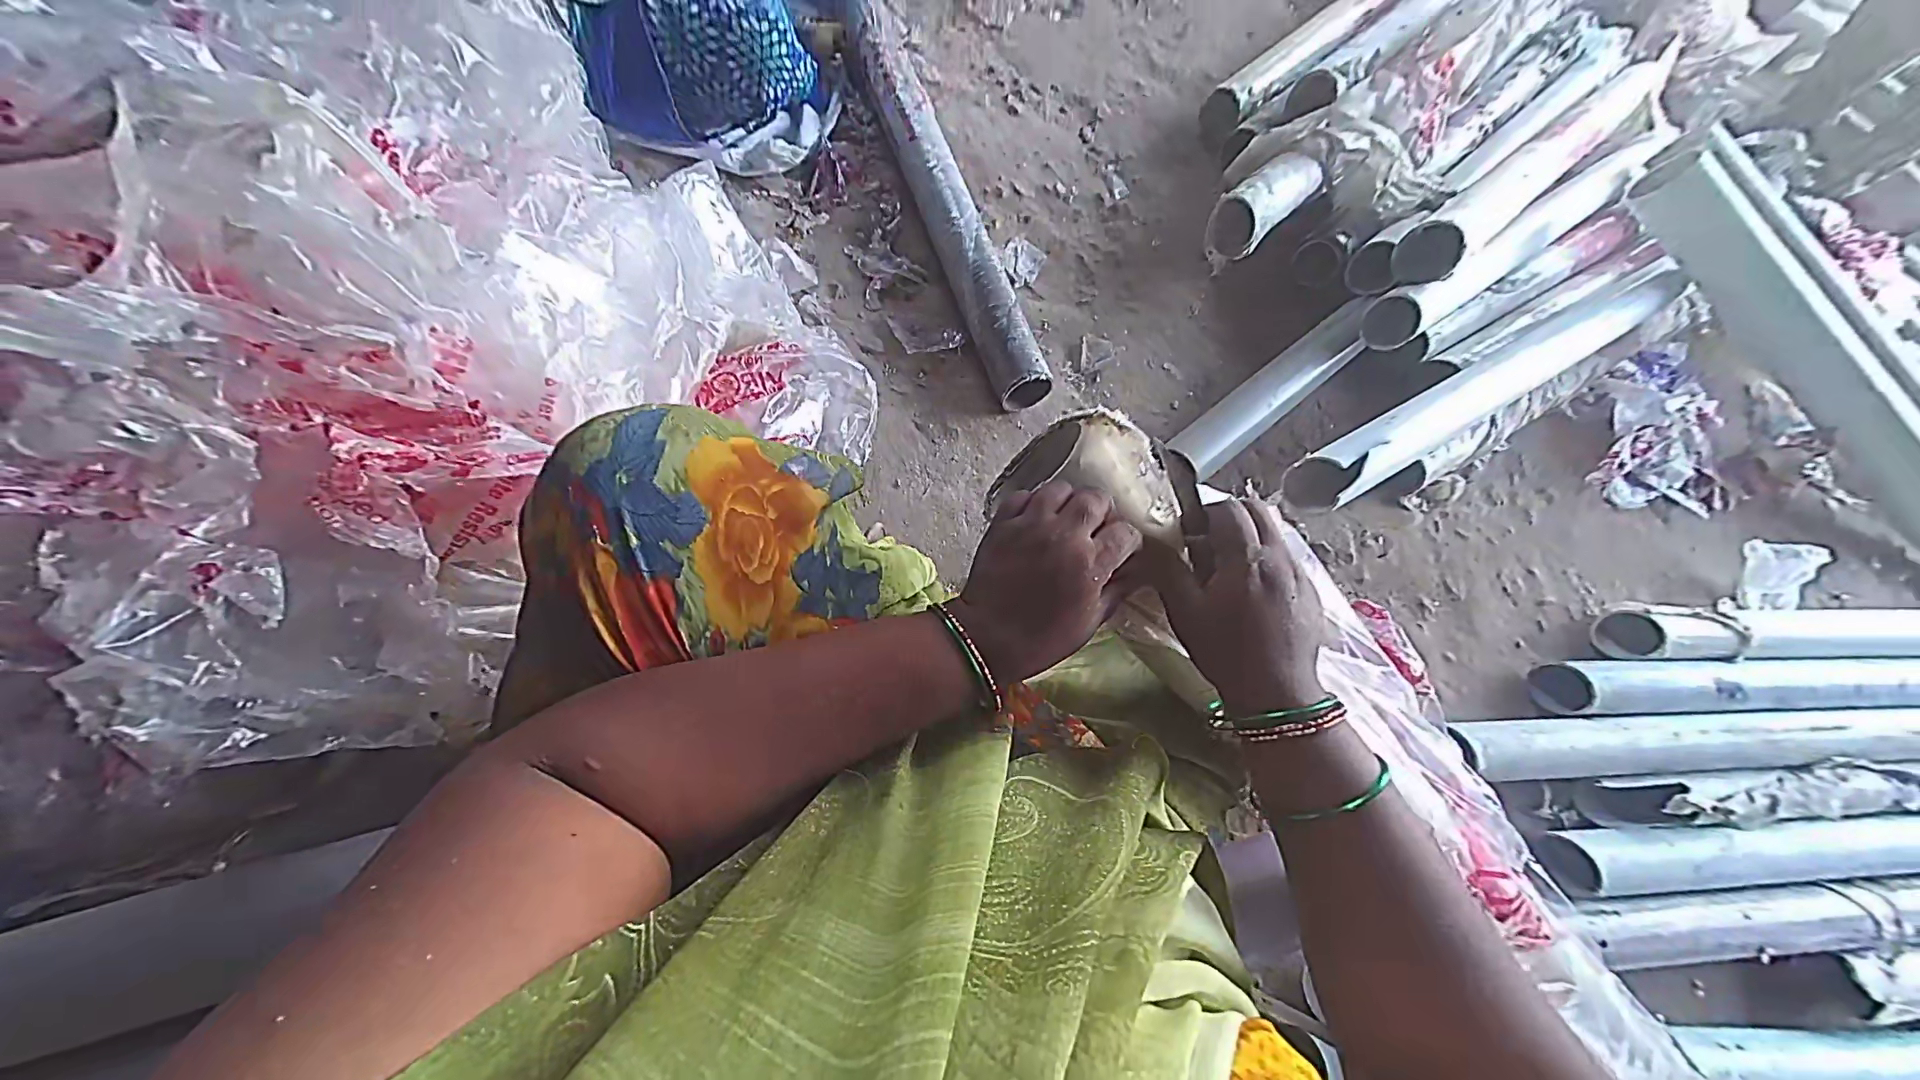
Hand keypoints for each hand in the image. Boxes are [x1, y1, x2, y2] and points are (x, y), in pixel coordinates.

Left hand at [949, 480, 1142, 683]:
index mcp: (1090, 563)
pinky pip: (1024, 496)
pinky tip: (1035, 520)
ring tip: (1064, 520)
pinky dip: (1033, 503)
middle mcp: (1064, 536)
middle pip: (1096, 499)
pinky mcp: (1004, 523)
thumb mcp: (1089, 622)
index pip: (1125, 532)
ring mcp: (1031, 525)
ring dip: (1068, 502)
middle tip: (1094, 529)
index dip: (1126, 541)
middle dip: (1102, 512)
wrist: (985, 639)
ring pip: (1060, 489)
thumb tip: (1135, 573)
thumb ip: (1115, 591)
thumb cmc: (1041, 639)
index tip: (1120, 550)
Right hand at [1148, 498, 1325, 715]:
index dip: (1204, 513)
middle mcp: (1280, 558)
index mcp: (1247, 559)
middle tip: (1207, 543)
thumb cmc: (1225, 652)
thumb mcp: (1185, 611)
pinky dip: (1265, 559)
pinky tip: (1251, 592)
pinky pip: (1286, 557)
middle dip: (1230, 516)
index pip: (1229, 508)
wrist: (1277, 693)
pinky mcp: (1311, 591)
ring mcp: (1300, 574)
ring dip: (1248, 537)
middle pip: (1257, 510)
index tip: (1190, 534)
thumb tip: (1150, 540)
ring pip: (1274, 532)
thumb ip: (1168, 568)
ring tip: (1228, 569)